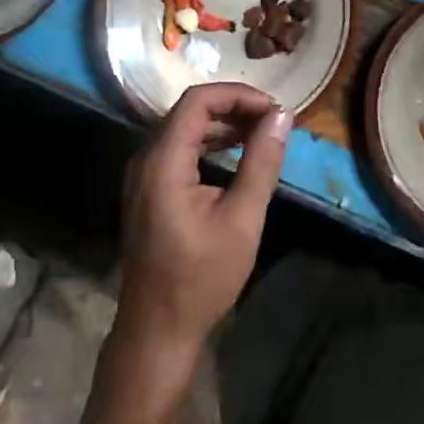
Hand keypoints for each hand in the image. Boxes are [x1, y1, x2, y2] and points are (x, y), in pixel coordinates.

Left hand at [116, 83, 293, 354]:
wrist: (157, 328)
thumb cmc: (202, 277)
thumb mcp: (242, 219)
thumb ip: (261, 162)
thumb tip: (281, 117)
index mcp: (162, 160)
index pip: (197, 101)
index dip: (238, 95)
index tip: (274, 109)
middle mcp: (145, 158)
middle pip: (189, 111)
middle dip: (232, 108)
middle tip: (273, 121)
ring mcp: (142, 174)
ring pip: (183, 129)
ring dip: (221, 125)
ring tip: (261, 133)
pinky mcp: (147, 188)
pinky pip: (177, 149)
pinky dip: (207, 144)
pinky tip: (234, 153)